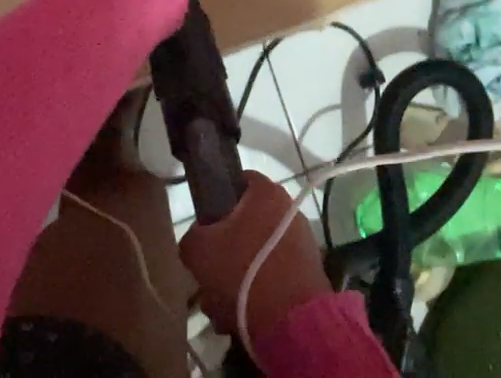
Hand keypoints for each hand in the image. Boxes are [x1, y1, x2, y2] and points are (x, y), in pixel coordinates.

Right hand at [178, 172, 331, 339]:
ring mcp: (301, 241)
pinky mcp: (307, 272)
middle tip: (208, 275)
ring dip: (236, 278)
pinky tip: (238, 316)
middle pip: (246, 224)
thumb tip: (199, 236)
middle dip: (224, 251)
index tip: (205, 223)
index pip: (239, 180)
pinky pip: (272, 276)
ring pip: (255, 255)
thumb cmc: (241, 271)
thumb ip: (193, 235)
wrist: (289, 320)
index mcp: (266, 193)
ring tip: (219, 306)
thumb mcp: (198, 250)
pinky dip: (255, 293)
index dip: (218, 198)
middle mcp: (289, 210)